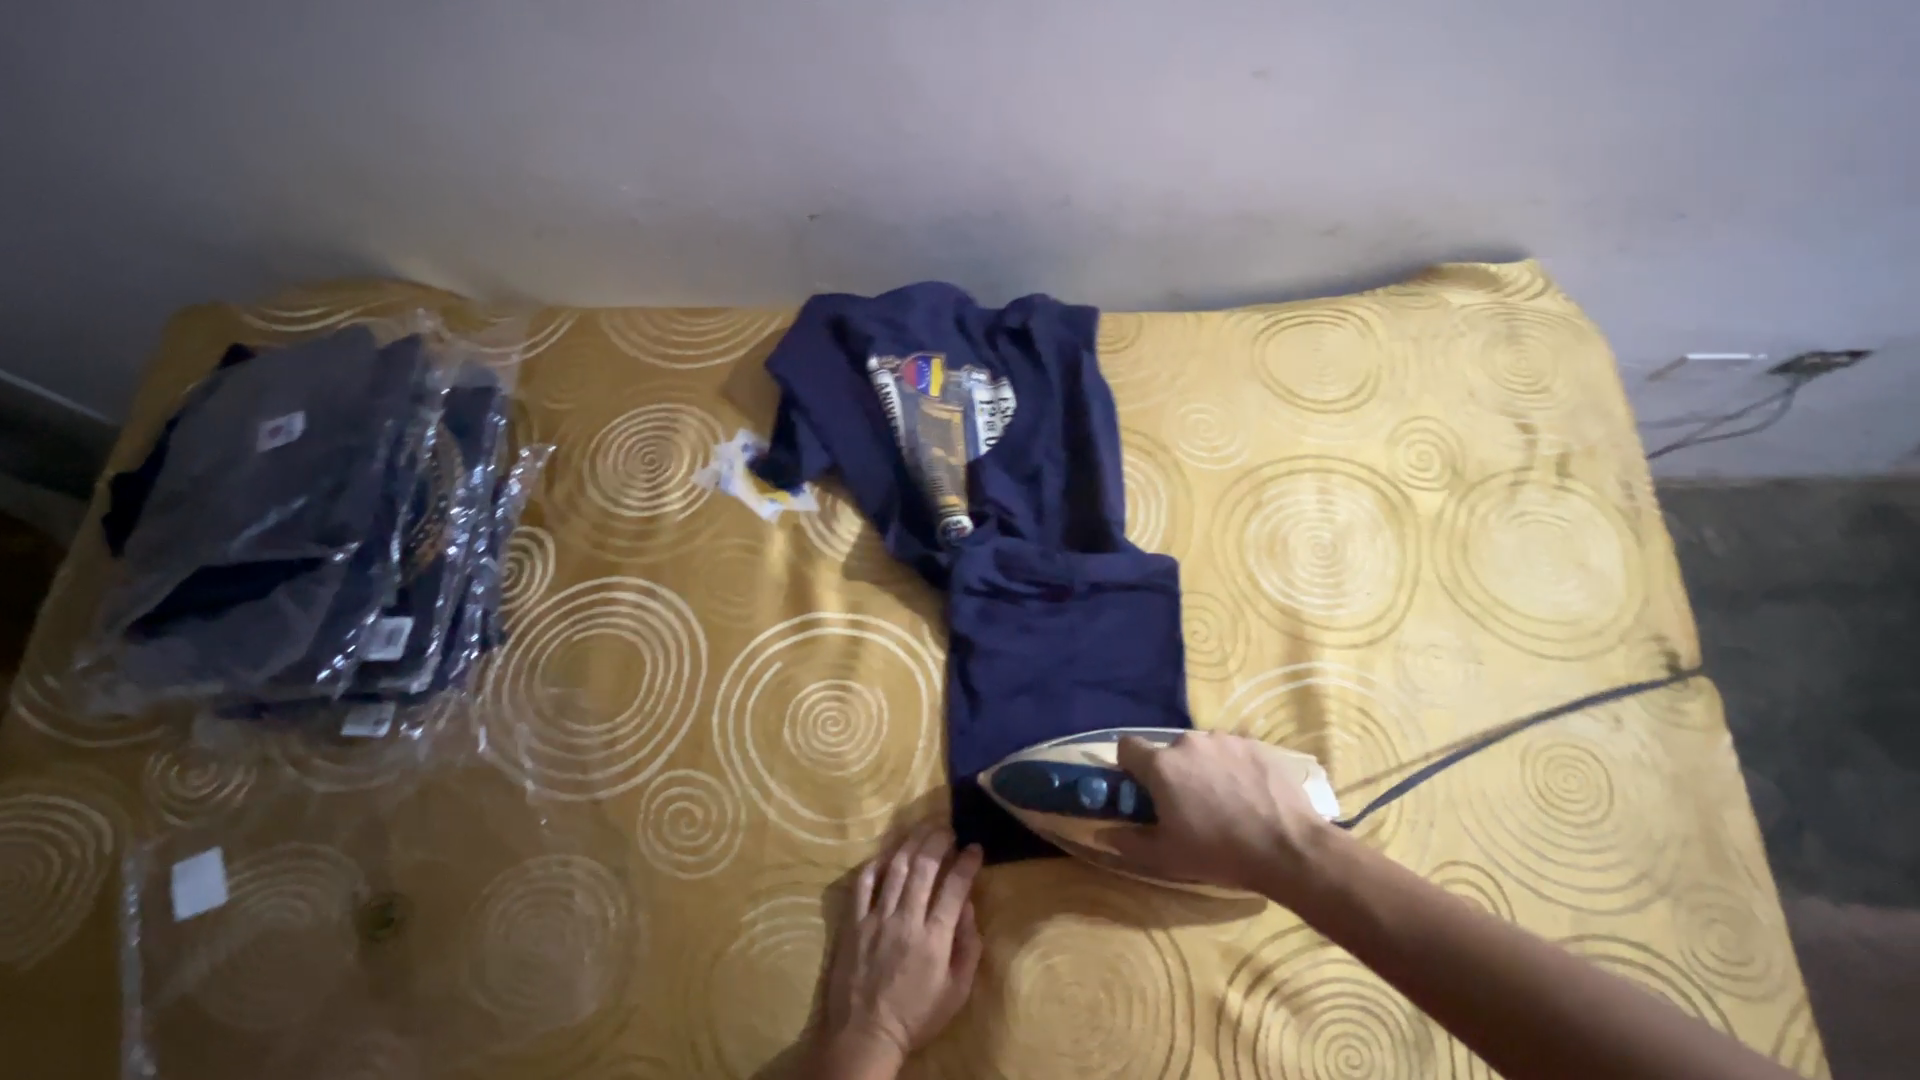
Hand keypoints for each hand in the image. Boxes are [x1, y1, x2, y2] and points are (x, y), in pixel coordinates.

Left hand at [812, 824, 985, 1077]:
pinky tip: (889, 853)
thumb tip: (968, 908)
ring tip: (924, 828)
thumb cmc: (916, 1015)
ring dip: (912, 842)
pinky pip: (863, 882)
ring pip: (896, 867)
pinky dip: (877, 862)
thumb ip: (967, 946)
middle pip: (924, 866)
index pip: (955, 887)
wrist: (864, 1034)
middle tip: (949, 829)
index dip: (967, 863)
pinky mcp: (853, 921)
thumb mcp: (956, 991)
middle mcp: (905, 919)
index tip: (975, 847)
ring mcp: (876, 918)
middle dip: (939, 841)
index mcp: (934, 938)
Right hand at [1106, 730, 1336, 898]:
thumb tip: (1101, 833)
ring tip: (1225, 801)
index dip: (1129, 767)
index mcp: (1161, 765)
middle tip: (1188, 805)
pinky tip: (1250, 796)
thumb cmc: (1218, 853)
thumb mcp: (1166, 857)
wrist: (1288, 849)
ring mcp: (1225, 740)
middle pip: (1169, 751)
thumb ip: (1128, 841)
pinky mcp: (1256, 744)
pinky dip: (1234, 768)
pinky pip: (1233, 751)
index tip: (1142, 790)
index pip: (1127, 747)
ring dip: (1204, 769)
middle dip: (1173, 773)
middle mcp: (1189, 743)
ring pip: (1202, 750)